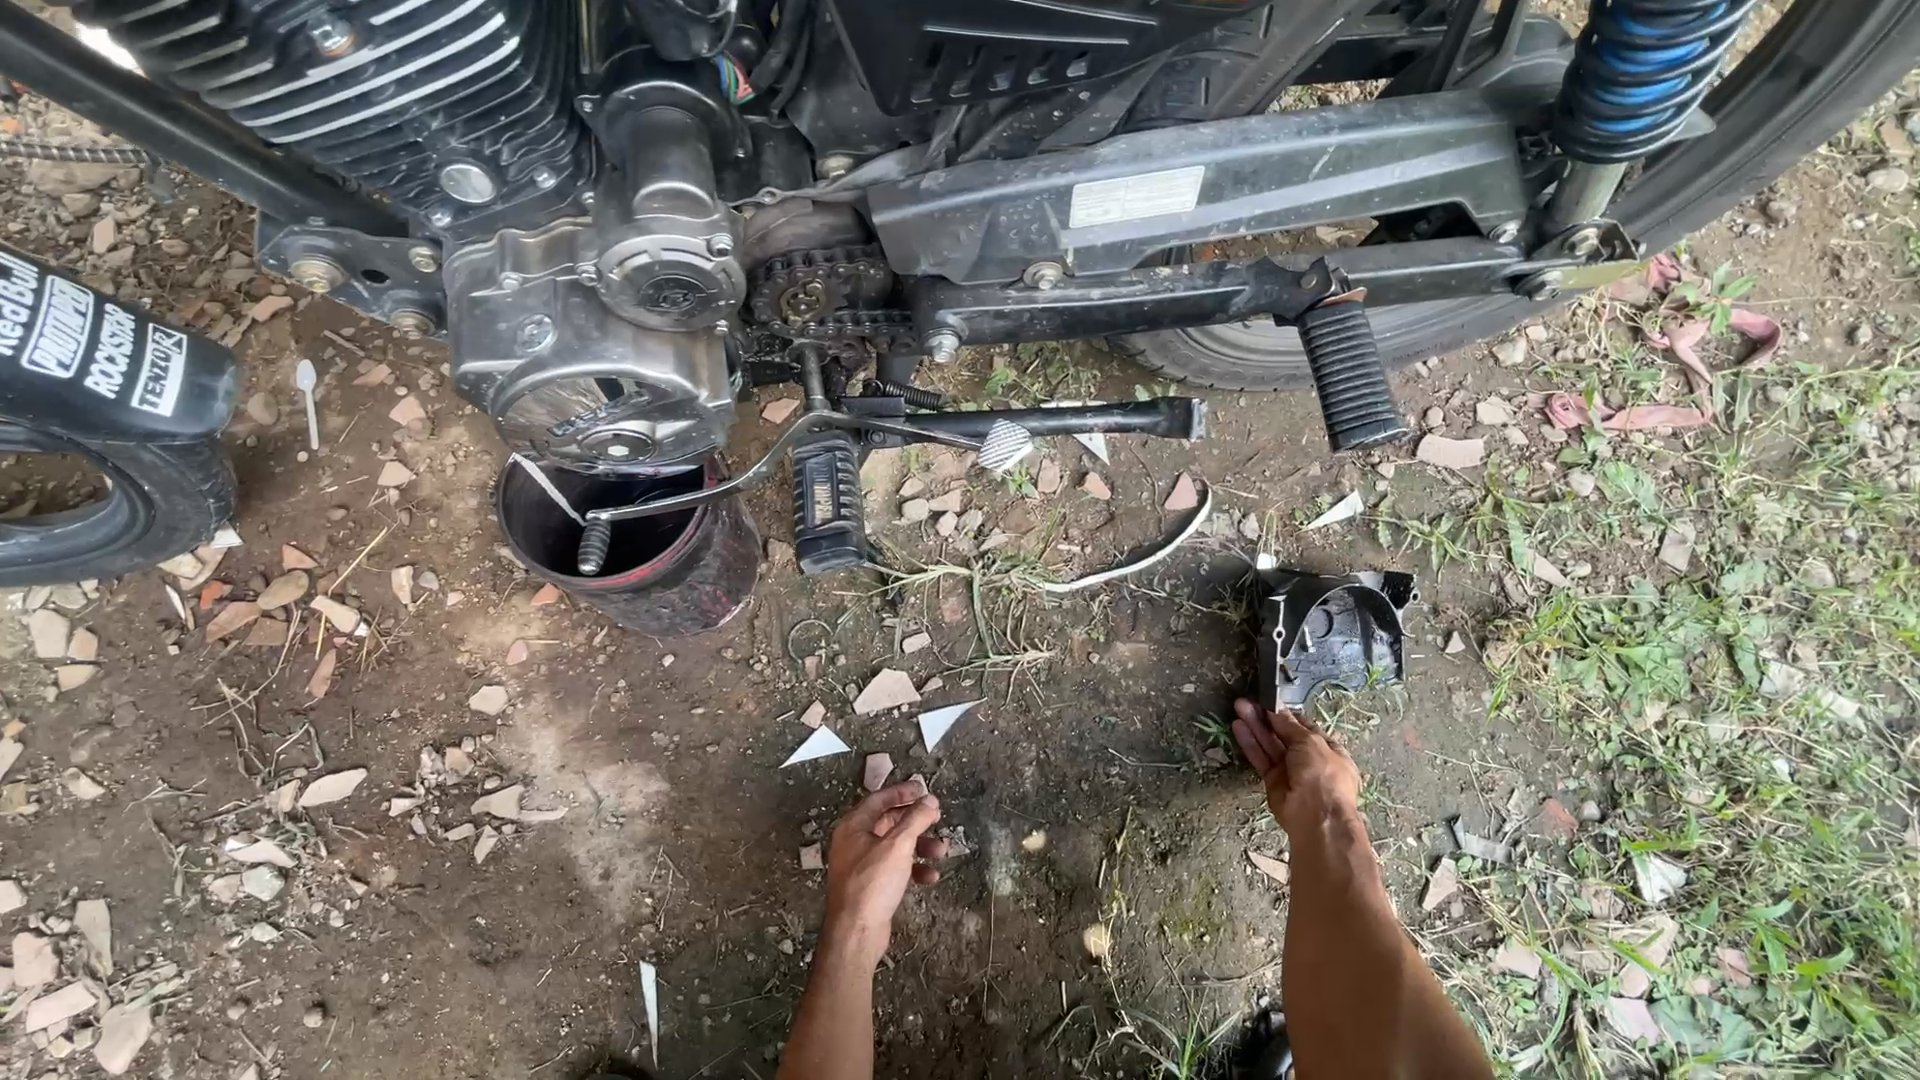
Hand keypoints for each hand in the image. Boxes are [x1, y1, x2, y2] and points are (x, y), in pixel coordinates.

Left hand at [820, 778, 947, 970]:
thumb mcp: (898, 846)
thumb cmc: (872, 883)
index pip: (879, 799)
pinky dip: (913, 868)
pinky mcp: (871, 885)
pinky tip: (930, 877)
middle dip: (915, 821)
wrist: (856, 932)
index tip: (923, 789)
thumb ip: (915, 820)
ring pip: (895, 846)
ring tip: (941, 851)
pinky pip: (895, 868)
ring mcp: (862, 864)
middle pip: (889, 822)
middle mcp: (855, 841)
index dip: (902, 792)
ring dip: (920, 846)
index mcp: (854, 826)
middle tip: (936, 817)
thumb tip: (930, 799)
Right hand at [1232, 698, 1362, 835]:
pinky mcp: (1273, 781)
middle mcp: (1309, 759)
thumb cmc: (1324, 775)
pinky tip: (1239, 727)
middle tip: (1248, 701)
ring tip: (1239, 707)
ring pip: (1270, 744)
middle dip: (1266, 717)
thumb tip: (1278, 711)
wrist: (1316, 817)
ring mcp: (1290, 771)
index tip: (1270, 701)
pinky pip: (1261, 758)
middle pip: (1283, 734)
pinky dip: (1250, 743)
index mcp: (1327, 749)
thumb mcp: (1310, 742)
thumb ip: (1289, 726)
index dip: (1287, 714)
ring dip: (1255, 726)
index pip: (1304, 726)